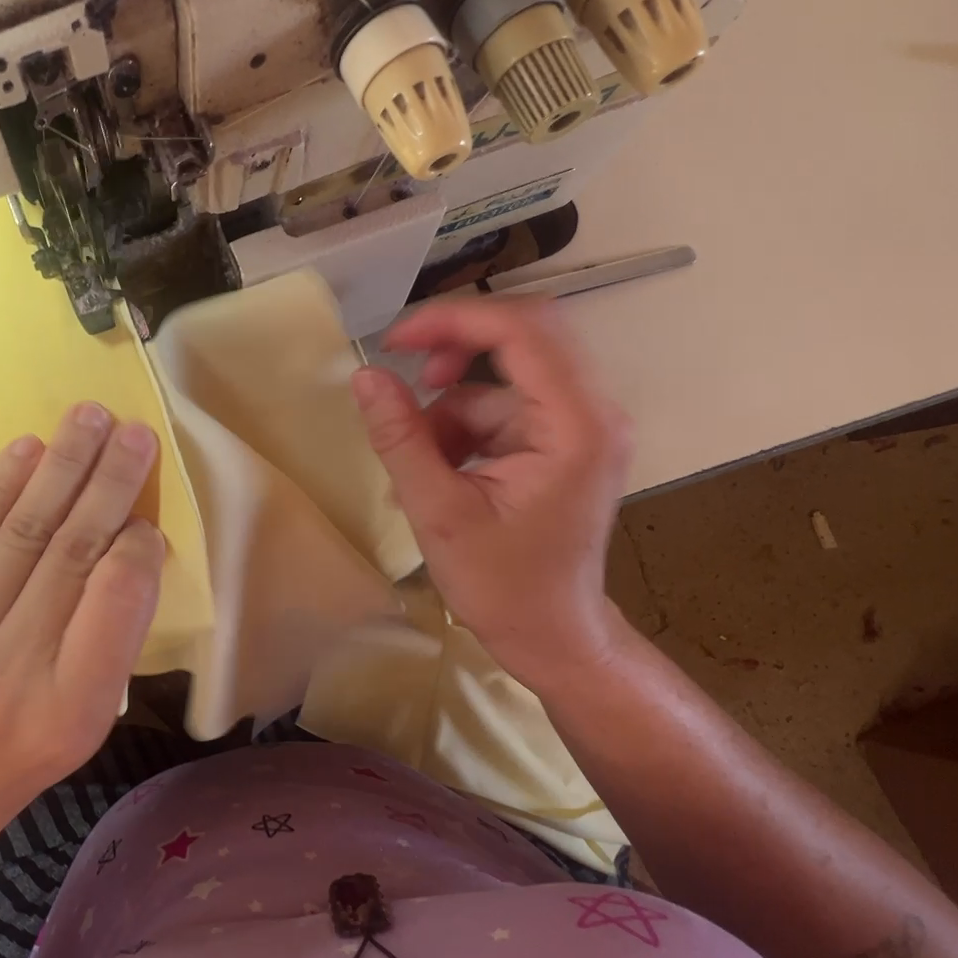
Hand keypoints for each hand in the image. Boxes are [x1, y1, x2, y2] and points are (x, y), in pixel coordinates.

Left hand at [0, 403, 165, 859]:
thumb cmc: (13, 766)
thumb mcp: (81, 726)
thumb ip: (111, 643)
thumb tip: (135, 550)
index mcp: (71, 707)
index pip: (114, 606)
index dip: (137, 549)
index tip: (151, 516)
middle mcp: (15, 668)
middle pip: (70, 555)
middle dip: (108, 485)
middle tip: (136, 431)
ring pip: (22, 533)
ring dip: (59, 469)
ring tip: (89, 418)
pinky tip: (27, 450)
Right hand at [349, 298, 632, 690]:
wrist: (552, 636)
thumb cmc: (502, 585)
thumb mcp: (438, 511)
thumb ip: (400, 437)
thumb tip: (365, 376)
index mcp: (576, 425)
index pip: (523, 331)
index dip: (454, 320)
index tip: (394, 340)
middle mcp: (592, 412)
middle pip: (522, 338)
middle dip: (453, 350)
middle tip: (402, 374)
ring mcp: (580, 427)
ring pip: (502, 379)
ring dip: (451, 407)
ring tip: (420, 463)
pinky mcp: (562, 443)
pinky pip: (503, 408)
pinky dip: (463, 429)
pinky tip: (440, 472)